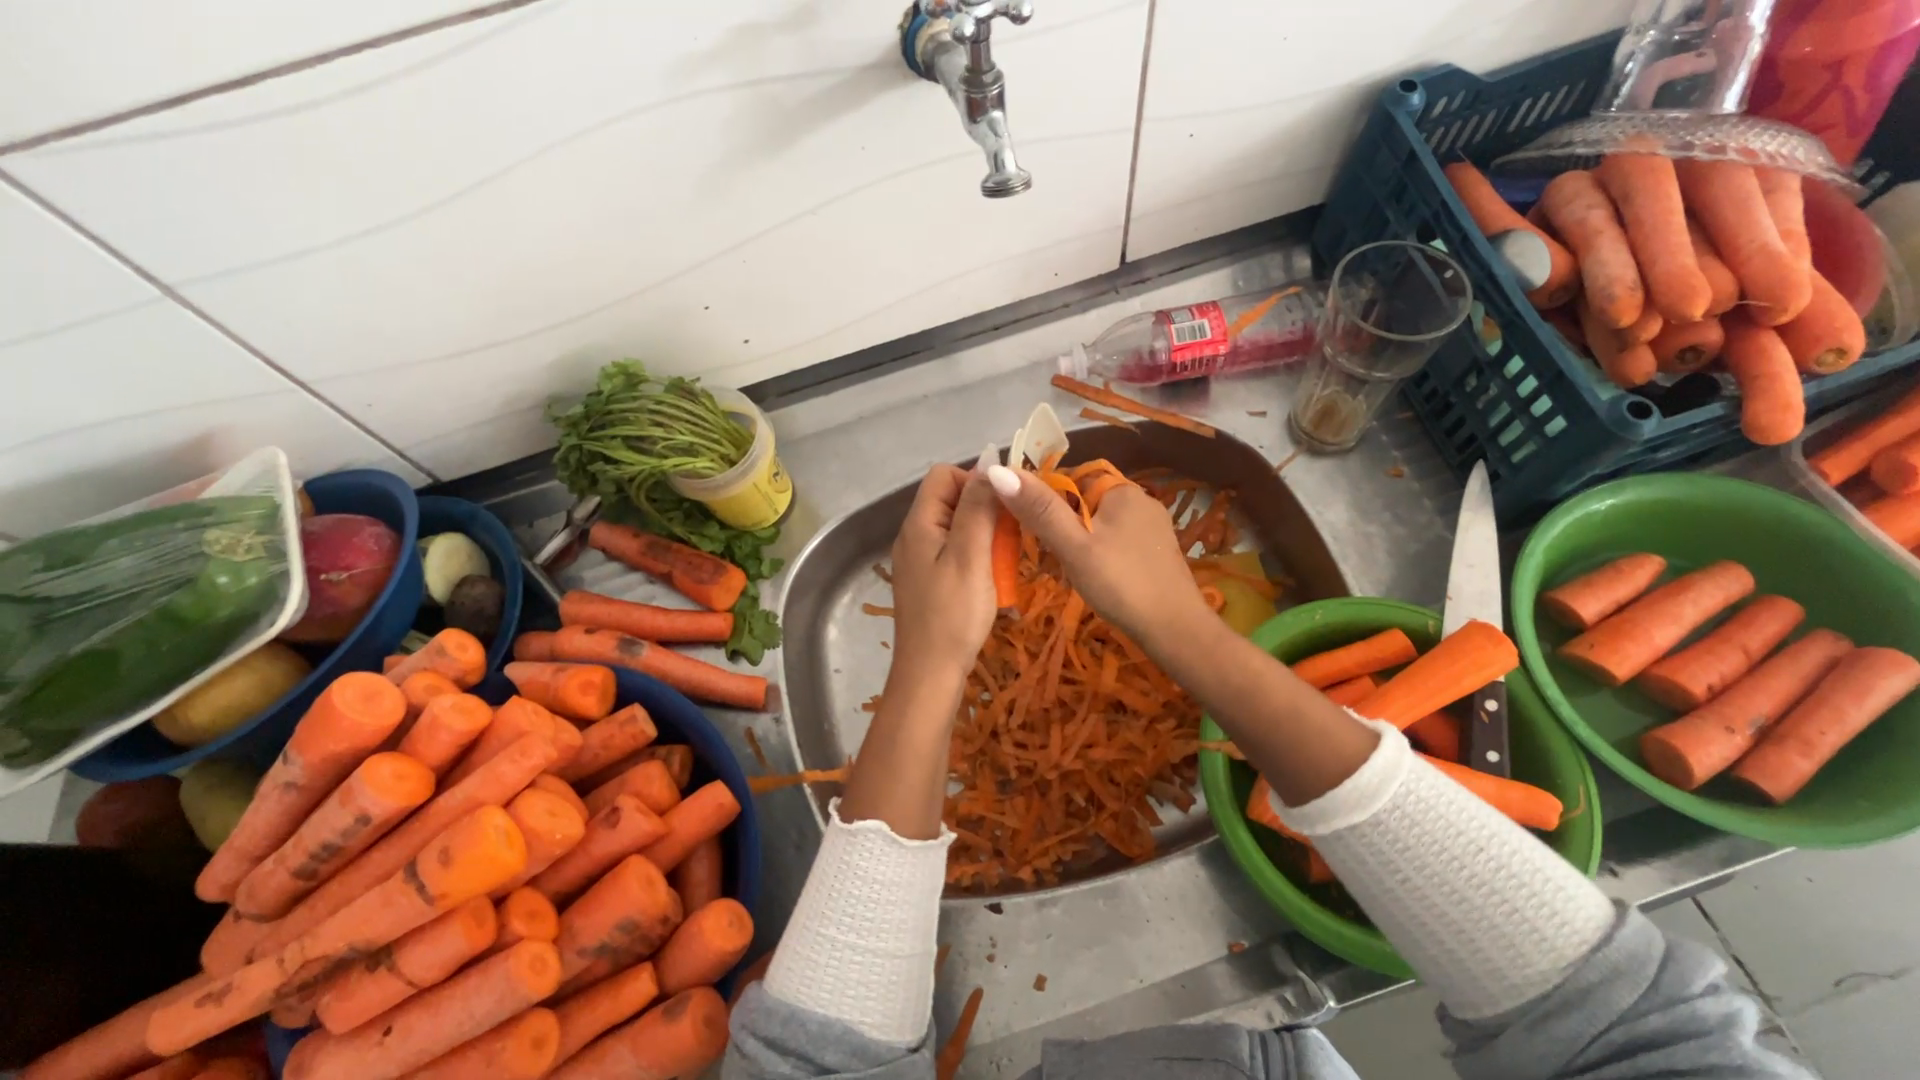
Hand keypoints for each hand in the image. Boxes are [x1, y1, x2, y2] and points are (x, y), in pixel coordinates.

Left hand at [887, 454, 1000, 686]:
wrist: (929, 675)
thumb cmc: (953, 615)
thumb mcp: (971, 556)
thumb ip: (978, 508)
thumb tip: (990, 464)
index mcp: (919, 524)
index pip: (943, 476)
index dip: (976, 481)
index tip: (1005, 506)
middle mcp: (914, 536)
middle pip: (950, 500)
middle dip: (984, 509)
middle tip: (1011, 535)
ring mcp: (919, 561)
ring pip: (956, 528)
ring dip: (985, 535)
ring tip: (1005, 558)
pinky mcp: (929, 582)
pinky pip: (955, 553)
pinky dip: (977, 557)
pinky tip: (993, 579)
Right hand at [986, 464, 1211, 647]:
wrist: (1175, 630)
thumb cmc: (1121, 584)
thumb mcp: (1073, 547)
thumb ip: (1038, 510)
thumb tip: (998, 469)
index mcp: (1121, 489)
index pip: (1069, 478)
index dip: (1043, 499)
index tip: (1028, 528)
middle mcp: (1140, 500)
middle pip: (1085, 502)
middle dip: (1063, 525)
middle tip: (1050, 557)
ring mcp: (1152, 527)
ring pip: (1100, 524)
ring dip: (1080, 542)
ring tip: (1069, 571)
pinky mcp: (1157, 552)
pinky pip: (1117, 542)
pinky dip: (1100, 555)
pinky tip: (1096, 579)